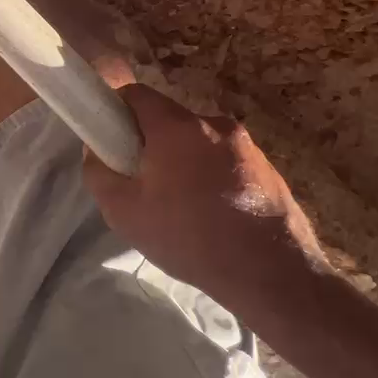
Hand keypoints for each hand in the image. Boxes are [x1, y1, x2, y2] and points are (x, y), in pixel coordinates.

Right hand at [83, 85, 325, 303]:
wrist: (280, 283)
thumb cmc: (191, 239)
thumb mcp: (121, 210)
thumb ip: (97, 171)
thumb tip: (98, 152)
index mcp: (178, 128)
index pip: (135, 94)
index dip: (115, 110)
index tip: (110, 138)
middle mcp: (217, 127)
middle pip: (168, 119)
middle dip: (150, 141)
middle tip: (142, 178)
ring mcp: (251, 150)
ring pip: (199, 143)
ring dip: (184, 161)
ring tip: (181, 203)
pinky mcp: (273, 174)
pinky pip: (227, 163)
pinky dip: (213, 178)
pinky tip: (213, 215)